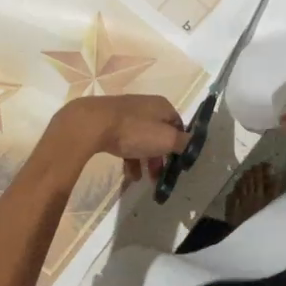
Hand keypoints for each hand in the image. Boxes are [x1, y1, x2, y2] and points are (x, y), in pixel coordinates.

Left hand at [48, 94, 188, 181]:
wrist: (93, 123)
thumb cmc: (134, 130)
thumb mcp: (165, 138)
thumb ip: (182, 142)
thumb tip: (192, 143)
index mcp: (161, 106)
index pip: (178, 125)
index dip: (180, 145)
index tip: (177, 163)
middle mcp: (145, 106)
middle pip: (159, 134)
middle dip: (160, 157)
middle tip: (159, 176)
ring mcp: (126, 113)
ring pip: (142, 139)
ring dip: (144, 161)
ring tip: (141, 179)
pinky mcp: (110, 122)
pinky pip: (125, 141)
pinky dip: (129, 157)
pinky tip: (127, 173)